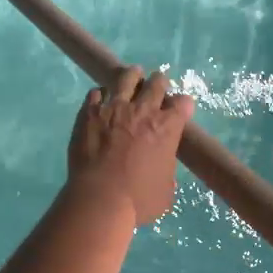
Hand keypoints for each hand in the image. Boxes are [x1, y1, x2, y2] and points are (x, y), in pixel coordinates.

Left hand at [65, 66, 194, 226]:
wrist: (100, 196)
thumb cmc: (139, 199)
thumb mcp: (166, 188)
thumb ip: (165, 166)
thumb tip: (159, 161)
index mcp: (166, 128)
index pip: (182, 104)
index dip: (183, 103)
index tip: (182, 105)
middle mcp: (142, 111)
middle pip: (155, 84)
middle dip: (159, 81)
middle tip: (158, 81)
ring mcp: (113, 107)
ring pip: (125, 79)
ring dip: (132, 76)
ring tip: (133, 73)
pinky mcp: (89, 111)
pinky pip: (96, 93)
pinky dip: (101, 94)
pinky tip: (101, 97)